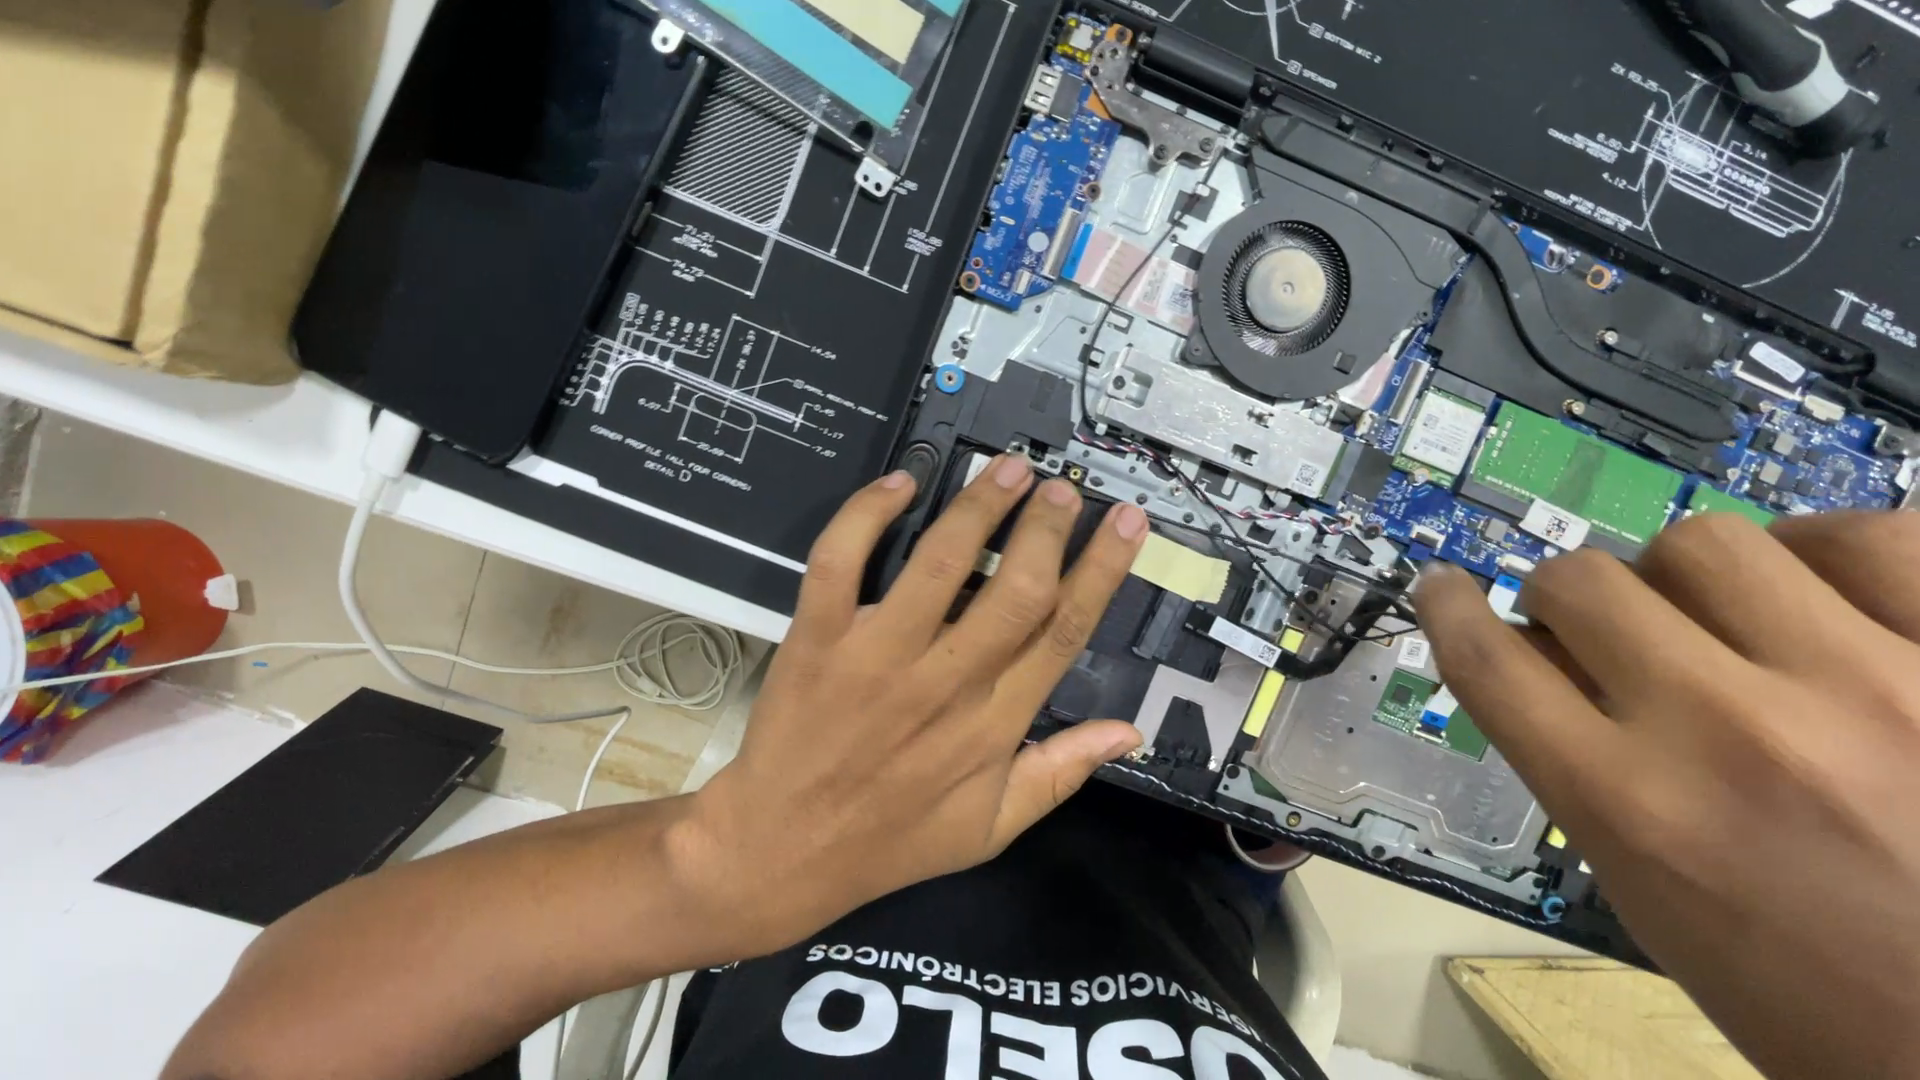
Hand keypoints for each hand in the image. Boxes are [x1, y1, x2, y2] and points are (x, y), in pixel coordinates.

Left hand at [680, 455, 1151, 954]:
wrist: (781, 852)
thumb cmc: (892, 841)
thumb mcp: (990, 829)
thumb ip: (1061, 775)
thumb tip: (1130, 731)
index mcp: (994, 725)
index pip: (1063, 632)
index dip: (1100, 571)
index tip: (1126, 523)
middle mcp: (944, 683)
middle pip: (1013, 590)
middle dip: (1045, 529)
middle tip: (1061, 488)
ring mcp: (876, 657)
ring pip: (938, 565)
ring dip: (978, 509)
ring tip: (1006, 468)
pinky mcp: (817, 640)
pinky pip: (839, 563)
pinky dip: (865, 516)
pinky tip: (899, 484)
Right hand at [1417, 511, 1919, 1079]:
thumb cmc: (1810, 993)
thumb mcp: (1649, 892)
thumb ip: (1579, 766)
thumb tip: (1550, 657)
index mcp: (1630, 807)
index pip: (1489, 660)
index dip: (1448, 607)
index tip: (1446, 587)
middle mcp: (1729, 733)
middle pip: (1581, 582)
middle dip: (1567, 597)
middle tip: (1599, 625)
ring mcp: (1868, 687)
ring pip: (1705, 542)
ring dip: (1681, 574)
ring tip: (1716, 607)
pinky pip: (1874, 538)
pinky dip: (1824, 553)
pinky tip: (1820, 593)